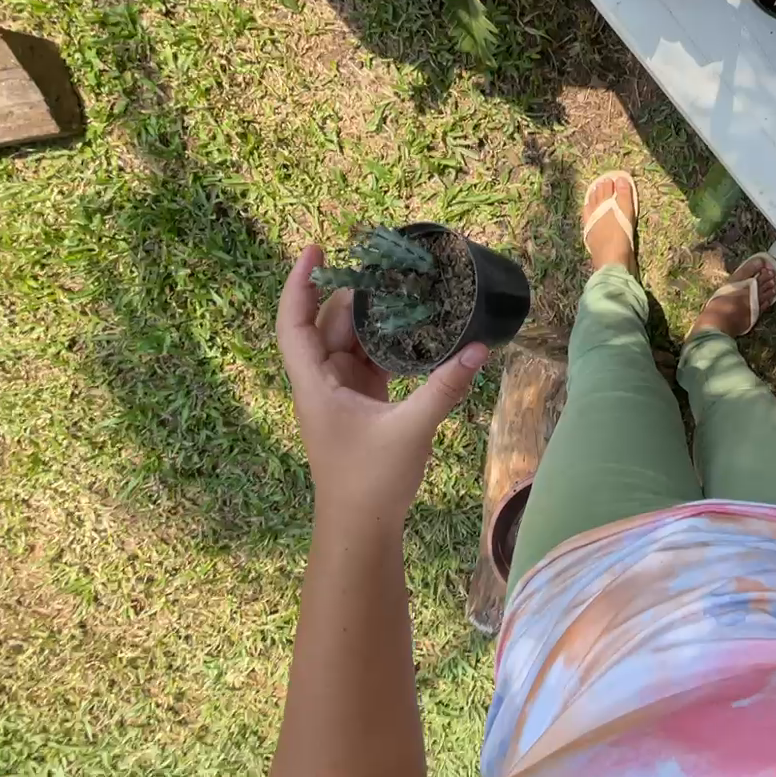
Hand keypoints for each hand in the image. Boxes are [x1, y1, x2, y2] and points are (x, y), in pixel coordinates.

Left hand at [276, 246, 488, 531]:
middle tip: (385, 266)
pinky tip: (411, 329)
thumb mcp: (411, 429)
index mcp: (317, 385)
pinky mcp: (363, 405)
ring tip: (401, 289)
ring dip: (371, 317)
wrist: (361, 527)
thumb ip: (444, 388)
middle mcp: (324, 384)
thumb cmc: (370, 480)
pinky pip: (369, 361)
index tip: (316, 250)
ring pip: (350, 343)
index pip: (295, 324)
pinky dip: (386, 342)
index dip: (299, 285)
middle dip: (351, 294)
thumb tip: (480, 348)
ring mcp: (343, 394)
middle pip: (328, 326)